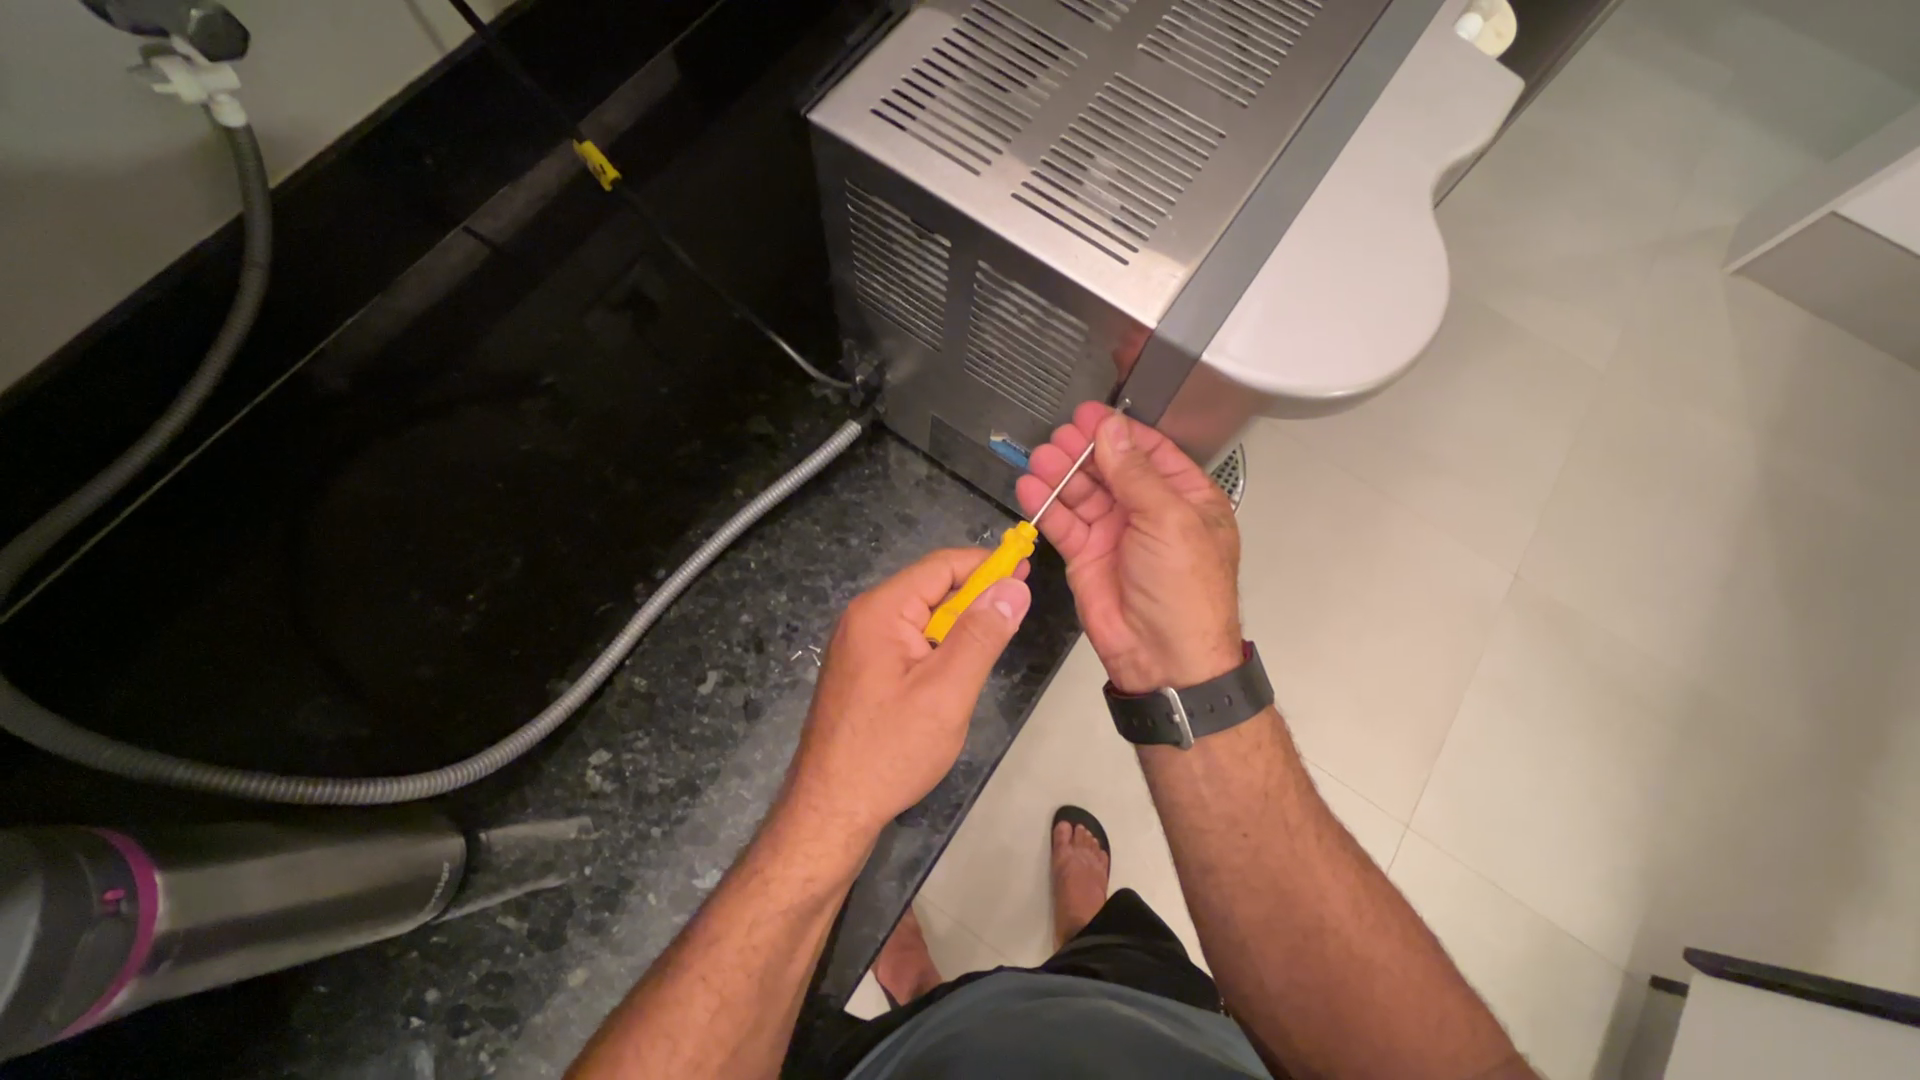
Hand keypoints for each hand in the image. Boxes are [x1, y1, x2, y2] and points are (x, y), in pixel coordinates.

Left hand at [784, 549, 1031, 836]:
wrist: (831, 808)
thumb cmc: (890, 751)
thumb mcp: (947, 692)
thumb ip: (981, 635)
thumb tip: (1012, 587)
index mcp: (880, 611)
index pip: (940, 566)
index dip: (985, 566)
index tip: (1024, 573)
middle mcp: (863, 618)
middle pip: (929, 589)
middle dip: (973, 598)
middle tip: (1015, 615)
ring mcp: (857, 645)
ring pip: (921, 618)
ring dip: (957, 628)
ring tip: (988, 650)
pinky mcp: (860, 670)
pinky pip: (907, 642)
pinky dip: (937, 649)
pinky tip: (954, 675)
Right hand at [1016, 402, 1240, 693]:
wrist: (1164, 657)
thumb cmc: (1187, 594)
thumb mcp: (1170, 520)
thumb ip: (1135, 473)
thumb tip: (1113, 432)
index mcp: (1185, 499)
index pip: (1149, 452)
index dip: (1118, 433)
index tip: (1090, 415)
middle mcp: (1150, 513)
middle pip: (1110, 468)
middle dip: (1084, 450)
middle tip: (1060, 436)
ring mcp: (1116, 534)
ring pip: (1082, 492)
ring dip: (1061, 473)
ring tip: (1041, 457)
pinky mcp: (1087, 556)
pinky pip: (1063, 522)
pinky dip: (1046, 505)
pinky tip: (1032, 487)